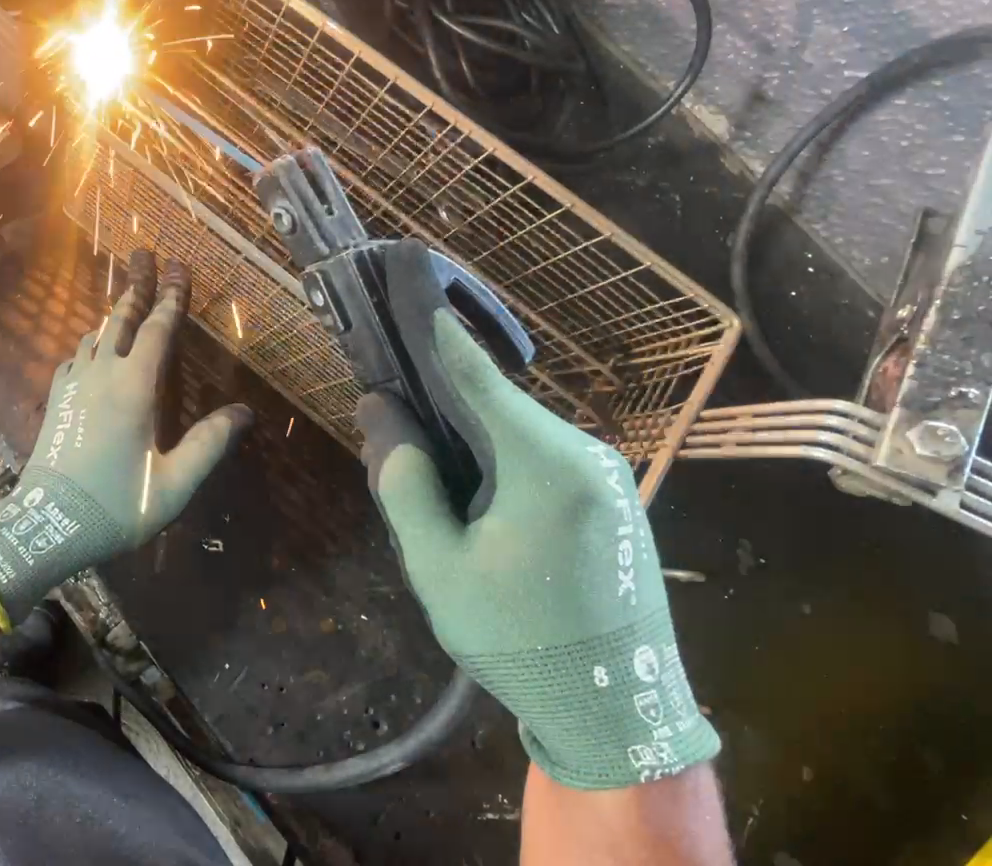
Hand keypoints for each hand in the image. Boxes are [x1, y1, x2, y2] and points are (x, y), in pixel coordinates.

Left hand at [0, 251, 253, 628]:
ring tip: (125, 298)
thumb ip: (209, 444)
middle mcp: (100, 375)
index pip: (156, 330)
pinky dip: (90, 344)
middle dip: (136, 286)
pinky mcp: (55, 401)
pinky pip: (74, 358)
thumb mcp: (173, 484)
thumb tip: (243, 412)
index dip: (171, 298)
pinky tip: (91, 348)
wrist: (47, 524)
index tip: (180, 268)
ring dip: (113, 314)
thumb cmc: (117, 507)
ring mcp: (72, 386)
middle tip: (143, 254)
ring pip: (94, 337)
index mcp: (134, 388)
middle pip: (119, 320)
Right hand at [356, 239, 718, 789]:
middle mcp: (584, 453)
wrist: (617, 713)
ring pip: (510, 432)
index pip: (474, 373)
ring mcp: (604, 476)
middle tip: (380, 431)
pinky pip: (534, 457)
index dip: (431, 330)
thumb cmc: (516, 636)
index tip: (401, 282)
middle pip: (489, 403)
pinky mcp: (608, 499)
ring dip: (459, 441)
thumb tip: (379, 409)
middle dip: (431, 406)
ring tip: (416, 475)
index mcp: (546, 461)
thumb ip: (404, 479)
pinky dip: (489, 461)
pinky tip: (463, 499)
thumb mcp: (437, 562)